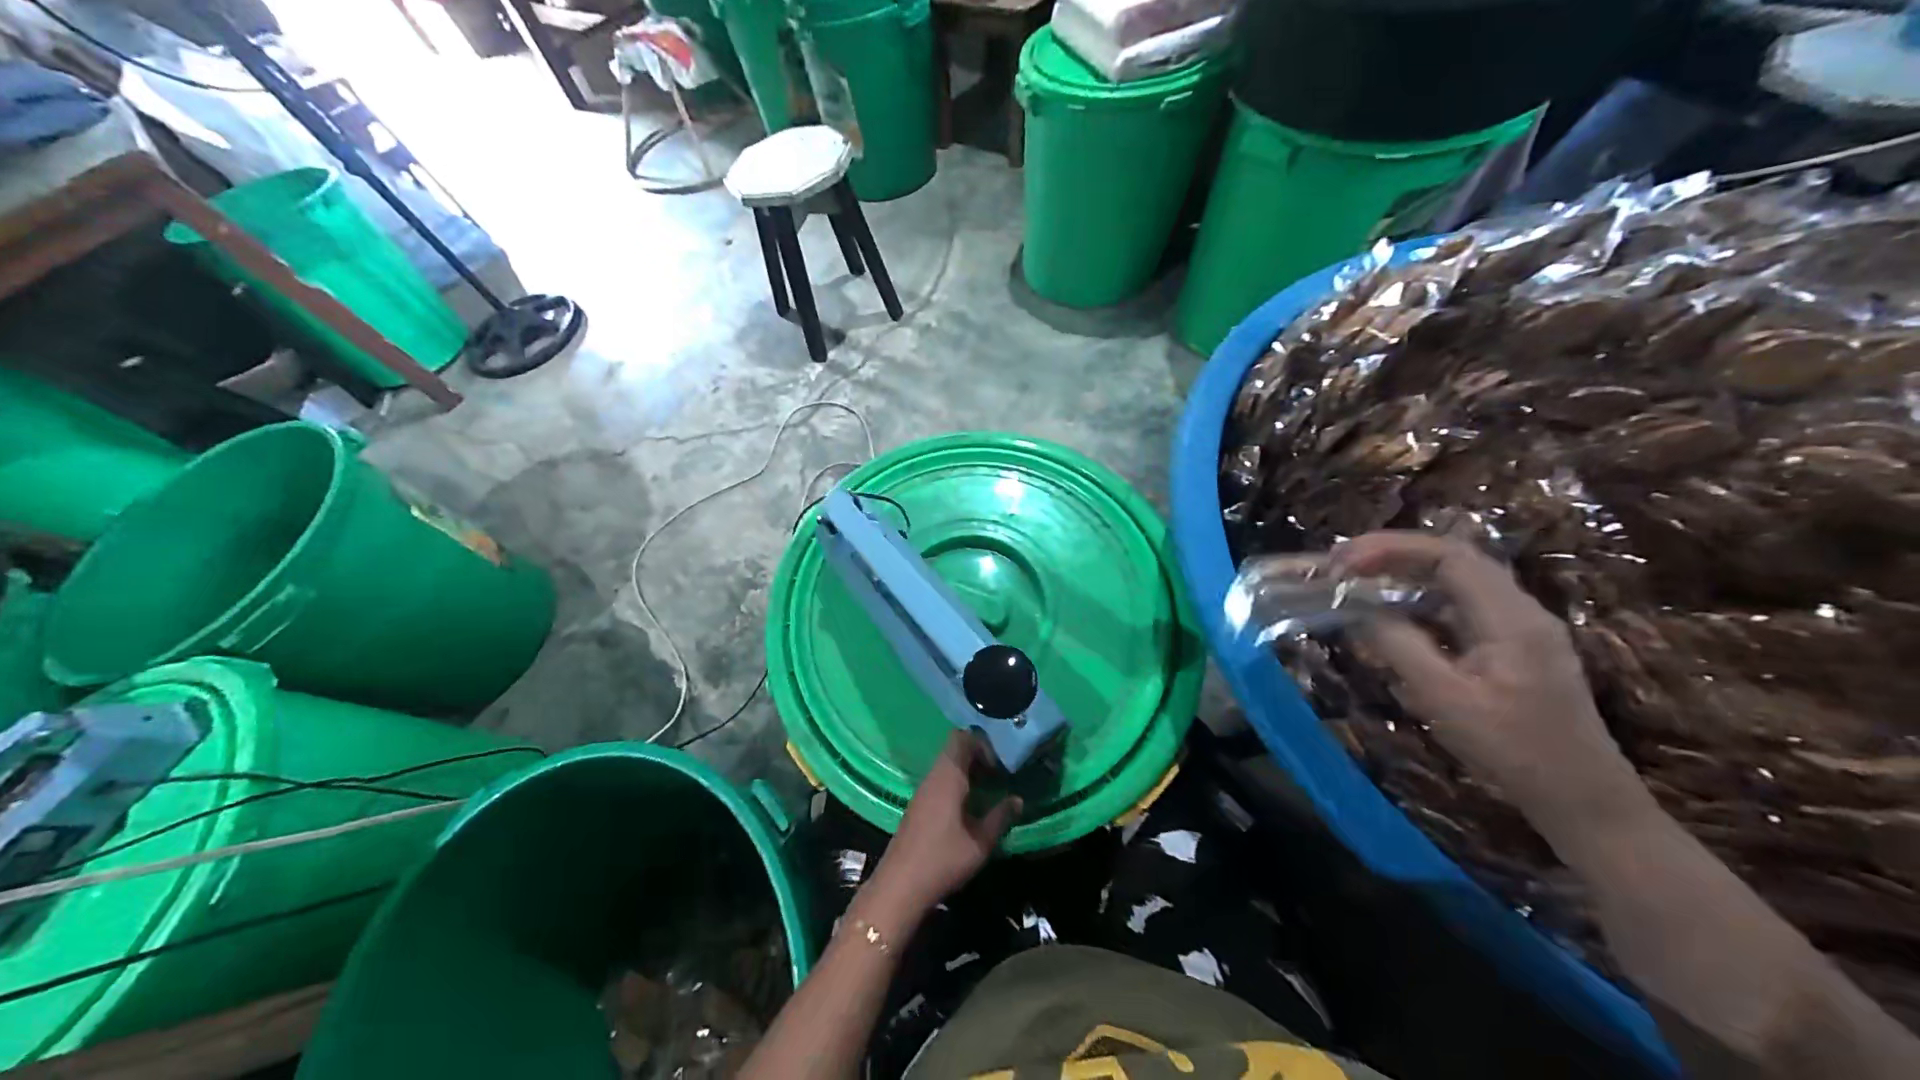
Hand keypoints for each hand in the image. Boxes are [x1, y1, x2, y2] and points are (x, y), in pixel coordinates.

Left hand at [869, 732, 1021, 913]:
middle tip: (1001, 775)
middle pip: (955, 749)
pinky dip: (958, 784)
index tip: (1002, 765)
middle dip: (980, 757)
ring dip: (969, 772)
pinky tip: (971, 805)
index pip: (962, 738)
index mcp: (948, 776)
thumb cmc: (943, 860)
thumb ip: (1000, 817)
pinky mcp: (918, 805)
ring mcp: (923, 791)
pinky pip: (941, 780)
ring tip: (990, 789)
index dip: (984, 744)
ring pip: (948, 766)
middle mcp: (933, 777)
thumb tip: (1018, 799)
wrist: (899, 886)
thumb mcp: (980, 842)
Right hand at [1333, 532, 1637, 812]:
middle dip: (1394, 554)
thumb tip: (1359, 610)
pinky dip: (1421, 601)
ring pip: (1458, 582)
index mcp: (1510, 617)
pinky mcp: (1515, 648)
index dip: (1392, 548)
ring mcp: (1521, 629)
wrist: (1582, 799)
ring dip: (1406, 574)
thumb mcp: (1445, 699)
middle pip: (1454, 559)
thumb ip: (1400, 646)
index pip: (1449, 556)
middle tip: (1343, 564)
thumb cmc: (1512, 750)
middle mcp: (1521, 610)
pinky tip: (1394, 615)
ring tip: (1359, 581)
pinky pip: (1462, 607)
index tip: (1345, 562)